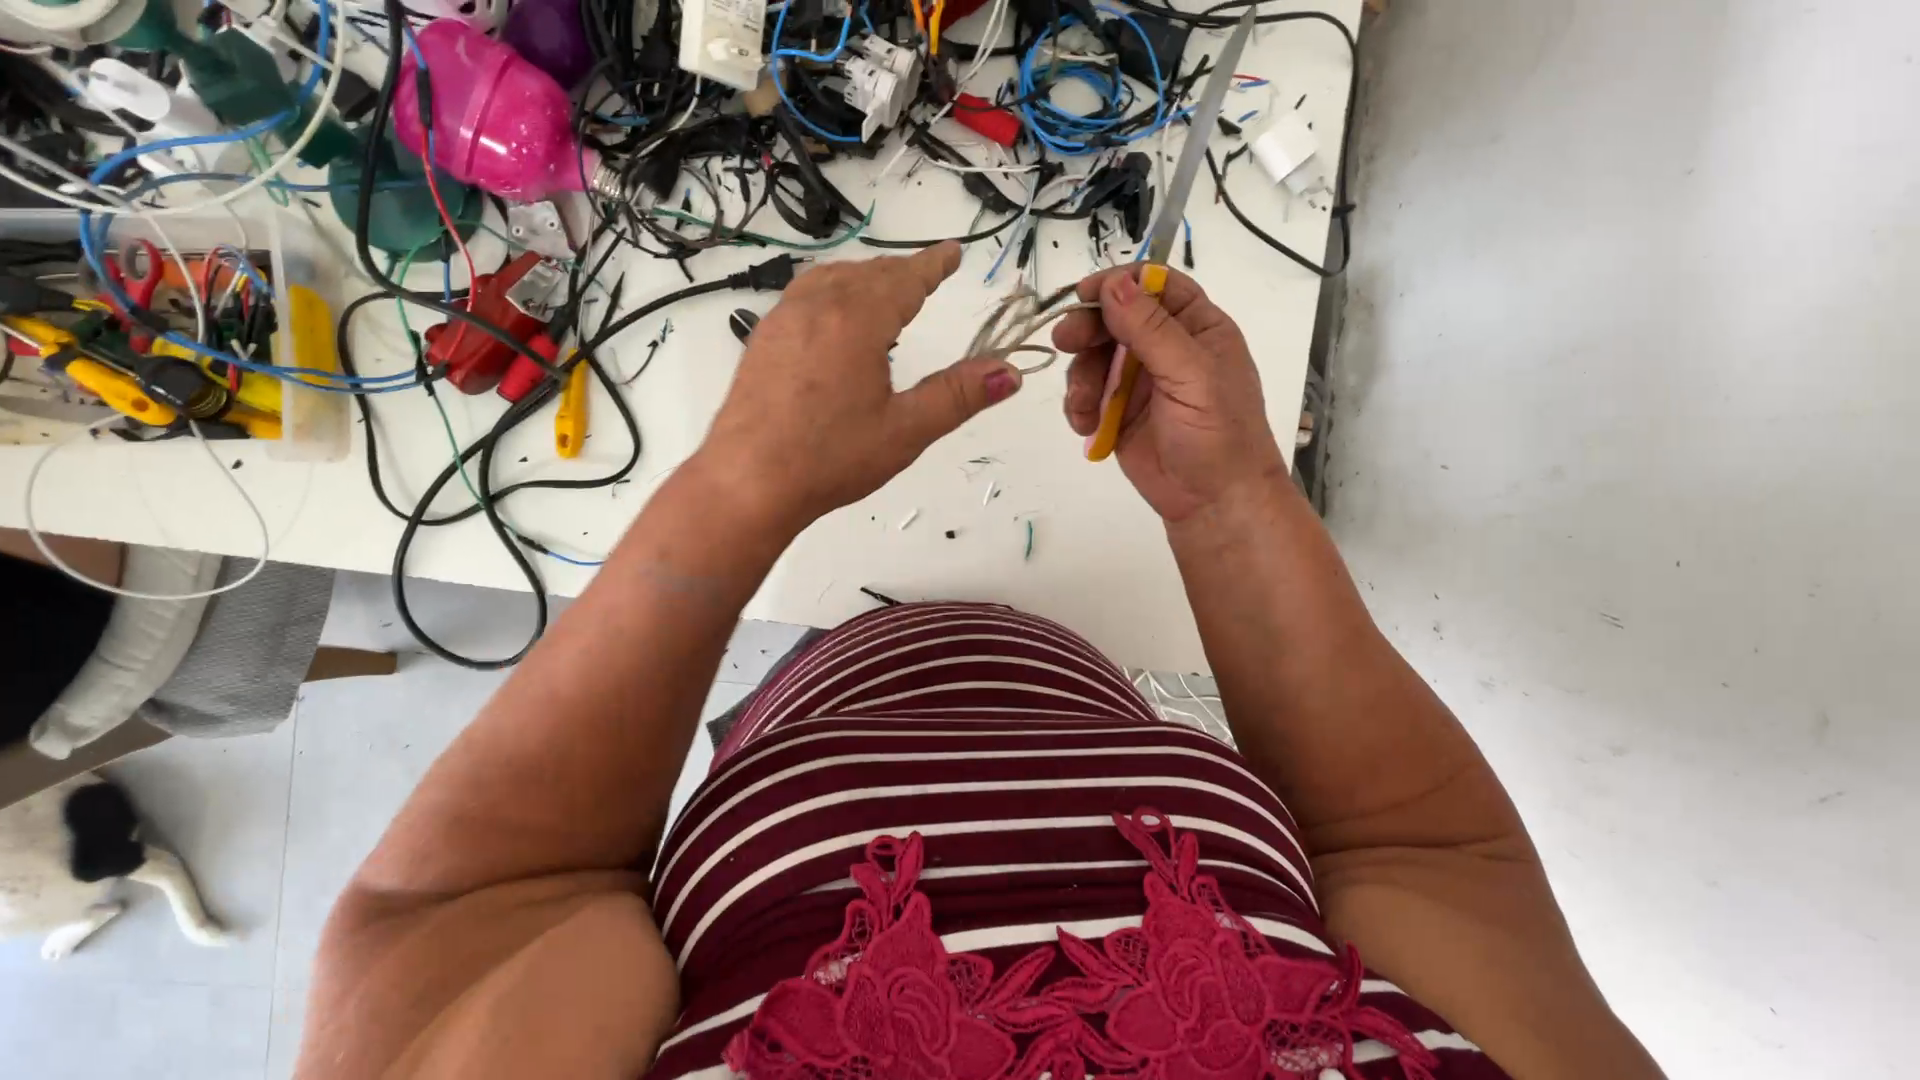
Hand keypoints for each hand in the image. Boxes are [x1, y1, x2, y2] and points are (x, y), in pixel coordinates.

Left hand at [697, 242, 1022, 528]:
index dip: (933, 264)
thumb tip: (1009, 372)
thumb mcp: (905, 430)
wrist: (747, 481)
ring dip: (864, 278)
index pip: (906, 279)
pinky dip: (832, 293)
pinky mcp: (761, 340)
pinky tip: (835, 324)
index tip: (952, 251)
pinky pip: (804, 297)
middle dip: (902, 272)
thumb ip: (958, 395)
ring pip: (831, 279)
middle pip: (868, 273)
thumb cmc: (830, 458)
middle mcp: (817, 307)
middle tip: (927, 276)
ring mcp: (782, 320)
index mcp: (857, 321)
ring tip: (885, 294)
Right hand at [1053, 266, 1287, 521]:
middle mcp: (1166, 348)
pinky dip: (1078, 407)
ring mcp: (1139, 381)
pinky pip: (1087, 395)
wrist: (1214, 505)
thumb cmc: (1218, 435)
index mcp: (1197, 328)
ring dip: (1080, 377)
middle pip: (1115, 319)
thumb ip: (1151, 329)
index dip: (1120, 283)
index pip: (1155, 286)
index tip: (1086, 293)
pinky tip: (1084, 426)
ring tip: (1082, 407)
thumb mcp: (1191, 375)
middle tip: (1064, 340)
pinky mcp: (1118, 414)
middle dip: (1088, 329)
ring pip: (1094, 357)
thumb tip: (1113, 284)